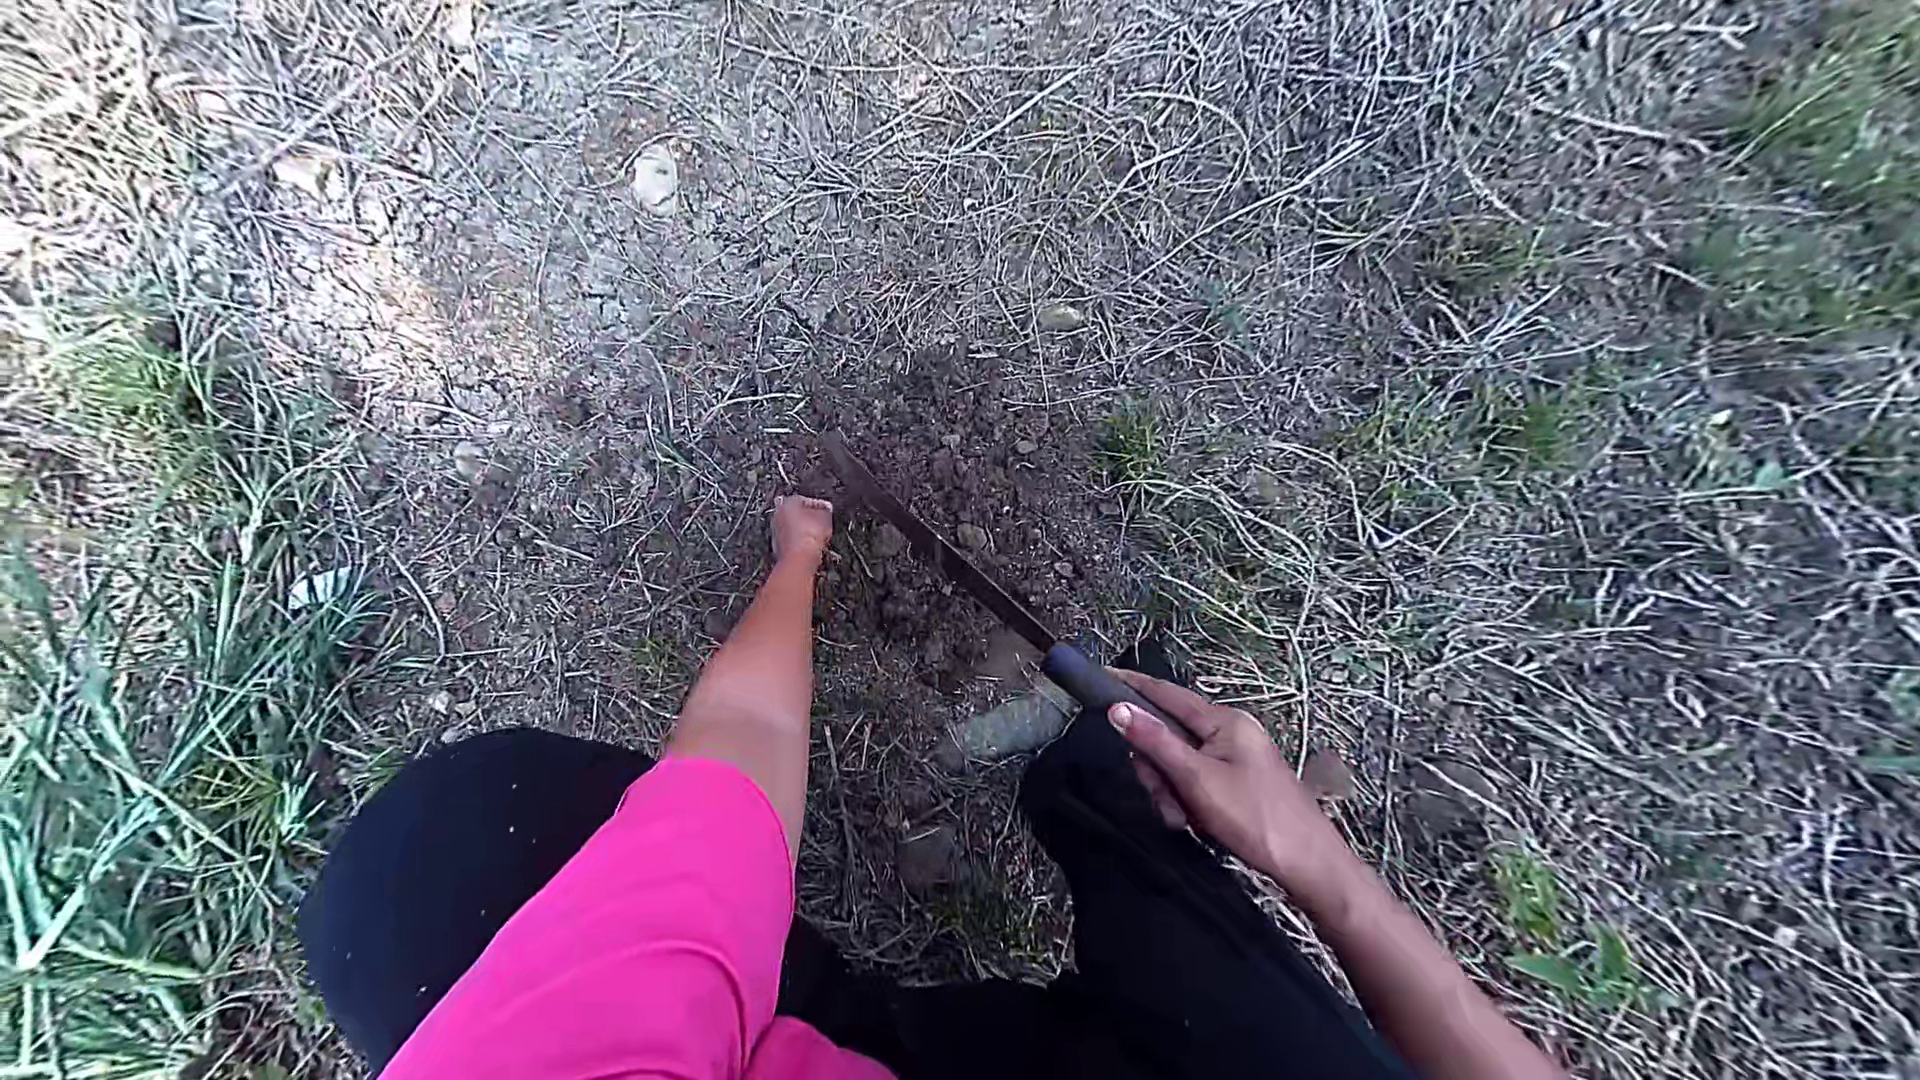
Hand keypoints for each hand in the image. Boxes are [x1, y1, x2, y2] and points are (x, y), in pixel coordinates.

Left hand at [771, 495, 832, 562]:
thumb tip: (826, 509)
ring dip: (807, 529)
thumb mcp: (824, 520)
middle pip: (797, 513)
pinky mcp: (781, 547)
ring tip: (820, 534)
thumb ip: (825, 511)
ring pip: (795, 527)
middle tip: (823, 521)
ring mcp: (778, 533)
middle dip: (810, 517)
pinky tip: (813, 545)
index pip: (803, 500)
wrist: (799, 560)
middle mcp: (778, 517)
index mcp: (786, 505)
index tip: (826, 509)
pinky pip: (795, 540)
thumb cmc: (808, 537)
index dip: (817, 504)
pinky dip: (803, 540)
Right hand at [1107, 668, 1353, 896]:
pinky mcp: (1238, 780)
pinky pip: (1195, 779)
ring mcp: (1235, 756)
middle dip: (1157, 768)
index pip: (1167, 693)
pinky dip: (1188, 799)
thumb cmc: (1256, 818)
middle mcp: (1230, 731)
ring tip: (1185, 818)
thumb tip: (1118, 708)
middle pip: (1168, 735)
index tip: (1103, 677)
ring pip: (1178, 761)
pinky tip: (1197, 822)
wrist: (1313, 869)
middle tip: (1164, 797)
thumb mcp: (1197, 779)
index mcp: (1224, 720)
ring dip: (1171, 790)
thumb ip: (1155, 741)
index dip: (1133, 686)